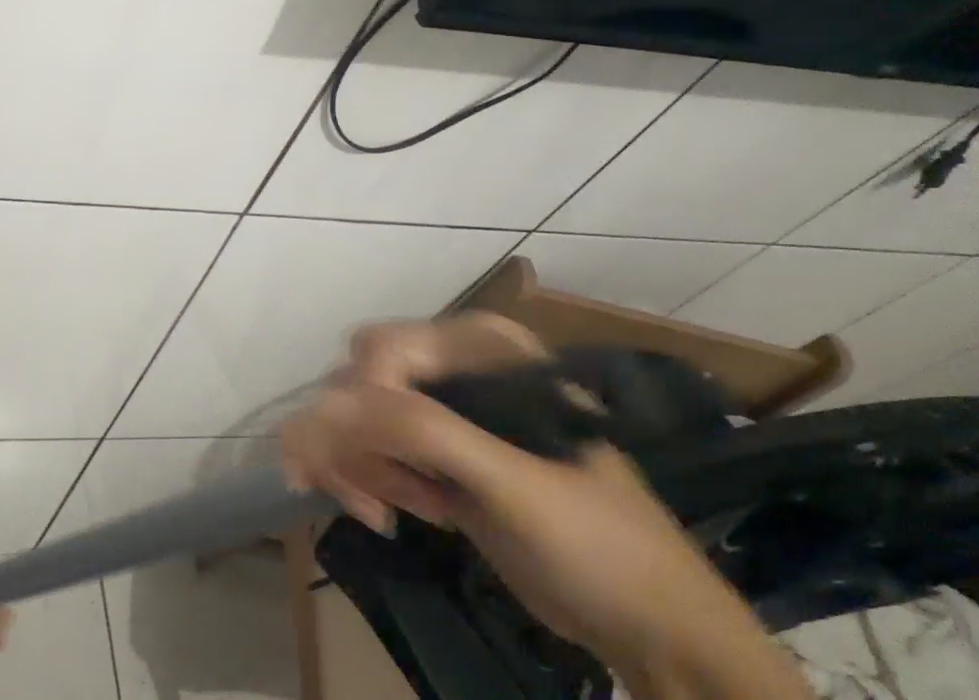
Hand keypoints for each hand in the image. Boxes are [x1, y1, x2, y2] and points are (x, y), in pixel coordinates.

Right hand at [280, 314, 809, 698]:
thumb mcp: (515, 487)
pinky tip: (384, 518)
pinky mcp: (432, 461)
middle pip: (358, 381)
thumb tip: (327, 404)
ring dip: (356, 468)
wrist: (651, 631)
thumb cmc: (601, 549)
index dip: (369, 397)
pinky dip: (358, 482)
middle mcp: (458, 374)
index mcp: (491, 356)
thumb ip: (427, 434)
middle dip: (357, 441)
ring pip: (352, 419)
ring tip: (389, 516)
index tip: (378, 456)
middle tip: (379, 500)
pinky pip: (363, 452)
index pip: (388, 346)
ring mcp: (443, 420)